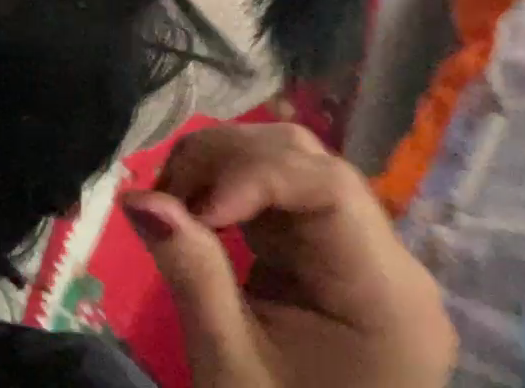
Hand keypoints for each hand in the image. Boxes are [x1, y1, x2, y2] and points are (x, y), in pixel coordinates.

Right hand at [122, 124, 455, 387]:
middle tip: (164, 196)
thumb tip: (135, 196)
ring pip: (292, 164)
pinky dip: (228, 186)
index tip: (187, 204)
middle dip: (226, 161)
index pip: (326, 185)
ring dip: (223, 165)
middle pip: (309, 162)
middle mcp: (389, 263)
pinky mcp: (328, 259)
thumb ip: (191, 274)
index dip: (248, 172)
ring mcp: (360, 257)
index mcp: (386, 295)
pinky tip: (195, 209)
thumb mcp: (230, 364)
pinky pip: (281, 194)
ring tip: (174, 200)